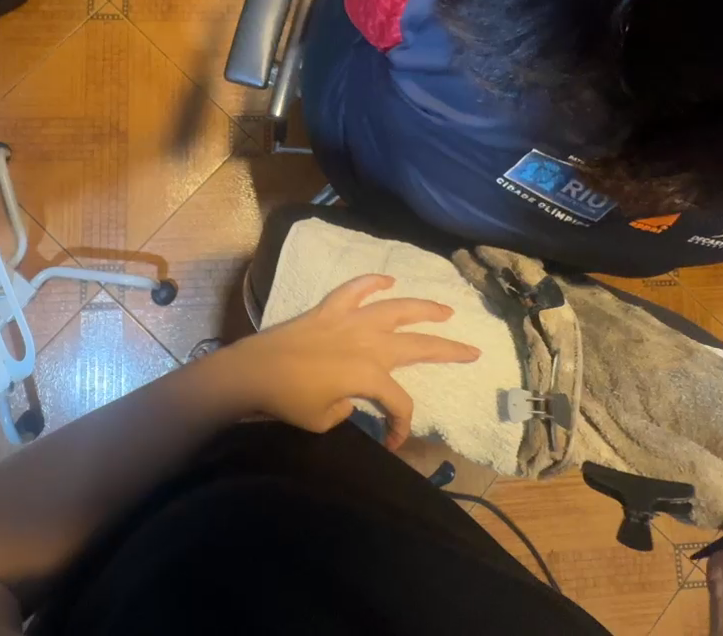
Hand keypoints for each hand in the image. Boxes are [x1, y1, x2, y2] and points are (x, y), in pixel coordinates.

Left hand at [209, 274, 479, 448]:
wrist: (250, 373)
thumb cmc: (287, 402)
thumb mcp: (325, 420)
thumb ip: (346, 408)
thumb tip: (348, 396)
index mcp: (368, 374)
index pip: (400, 402)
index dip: (401, 424)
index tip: (391, 442)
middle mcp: (366, 342)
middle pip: (416, 346)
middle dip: (447, 350)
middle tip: (472, 350)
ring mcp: (348, 320)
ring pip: (394, 309)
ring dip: (423, 308)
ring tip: (444, 309)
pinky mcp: (327, 309)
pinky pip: (354, 289)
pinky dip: (371, 282)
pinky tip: (387, 279)